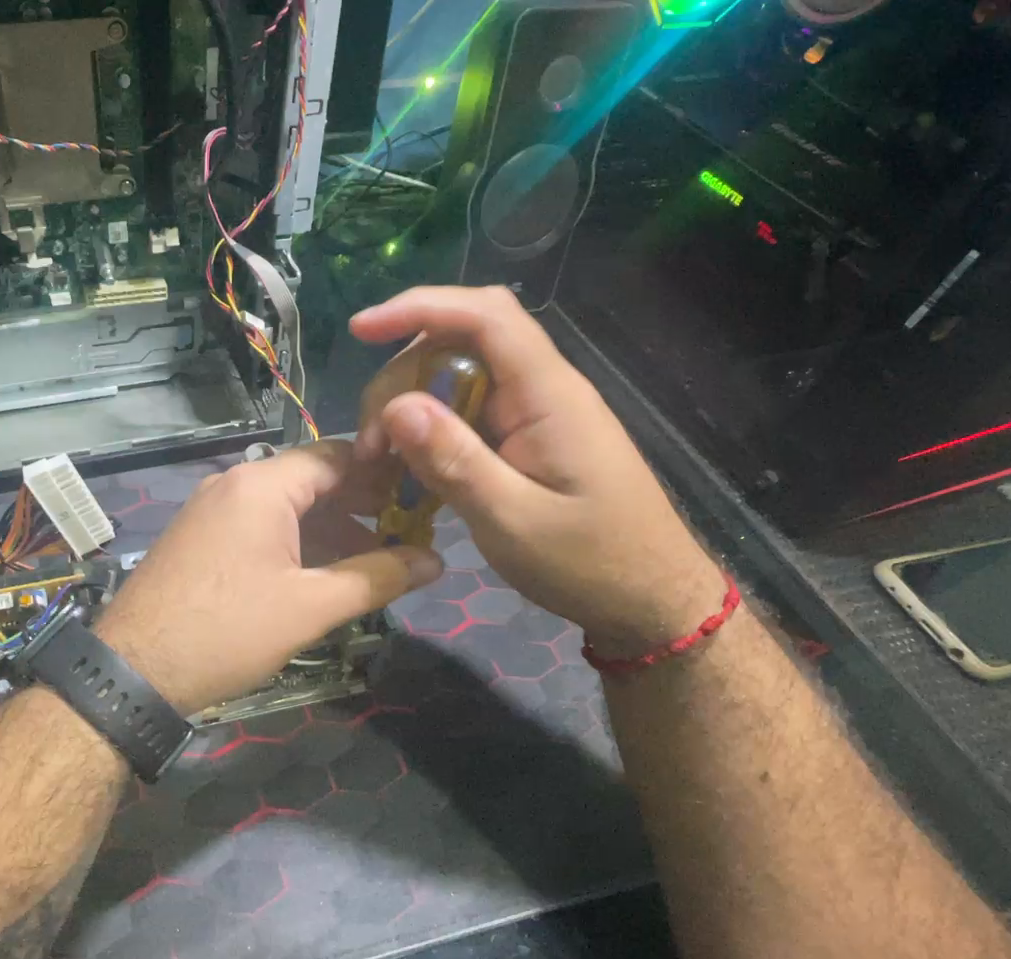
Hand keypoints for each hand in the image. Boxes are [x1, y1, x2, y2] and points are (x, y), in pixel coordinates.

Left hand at [94, 441, 442, 713]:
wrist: (133, 670)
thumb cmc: (228, 631)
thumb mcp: (310, 607)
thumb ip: (378, 577)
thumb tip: (436, 562)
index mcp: (262, 484)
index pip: (338, 455)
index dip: (386, 472)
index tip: (426, 494)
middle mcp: (234, 483)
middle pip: (312, 479)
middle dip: (363, 504)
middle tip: (411, 531)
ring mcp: (212, 510)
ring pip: (286, 507)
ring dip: (332, 529)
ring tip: (378, 560)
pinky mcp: (200, 538)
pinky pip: (260, 527)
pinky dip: (297, 543)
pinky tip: (325, 573)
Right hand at [349, 286, 725, 655]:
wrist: (648, 598)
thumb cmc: (589, 564)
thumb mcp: (511, 520)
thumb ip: (454, 461)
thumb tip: (396, 407)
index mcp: (548, 395)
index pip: (485, 316)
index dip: (420, 307)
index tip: (361, 329)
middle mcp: (542, 390)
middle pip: (461, 344)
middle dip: (402, 377)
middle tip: (369, 445)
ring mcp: (536, 414)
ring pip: (459, 380)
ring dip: (411, 406)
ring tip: (380, 461)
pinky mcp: (529, 440)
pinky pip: (470, 414)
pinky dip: (431, 431)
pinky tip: (409, 468)